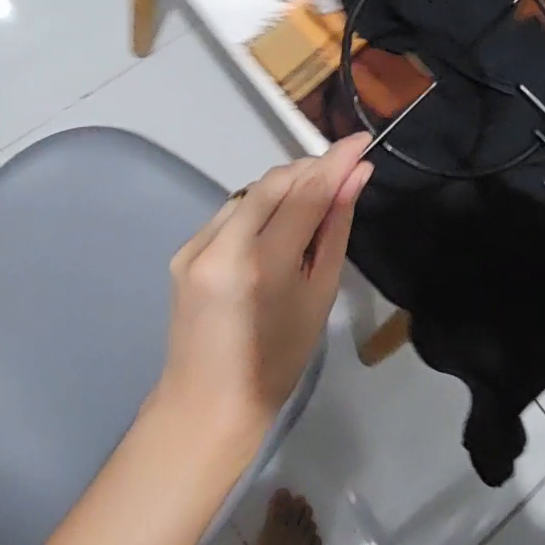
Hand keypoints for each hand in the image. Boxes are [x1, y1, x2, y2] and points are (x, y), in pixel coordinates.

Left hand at [155, 134, 373, 435]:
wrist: (207, 404)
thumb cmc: (278, 360)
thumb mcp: (319, 295)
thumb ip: (335, 230)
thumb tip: (357, 177)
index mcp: (261, 264)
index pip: (305, 193)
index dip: (336, 162)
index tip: (361, 141)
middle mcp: (221, 244)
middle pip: (273, 183)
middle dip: (311, 168)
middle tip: (344, 167)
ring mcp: (195, 245)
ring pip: (250, 193)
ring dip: (286, 186)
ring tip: (316, 197)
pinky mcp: (183, 250)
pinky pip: (230, 213)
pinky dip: (260, 208)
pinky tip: (278, 222)